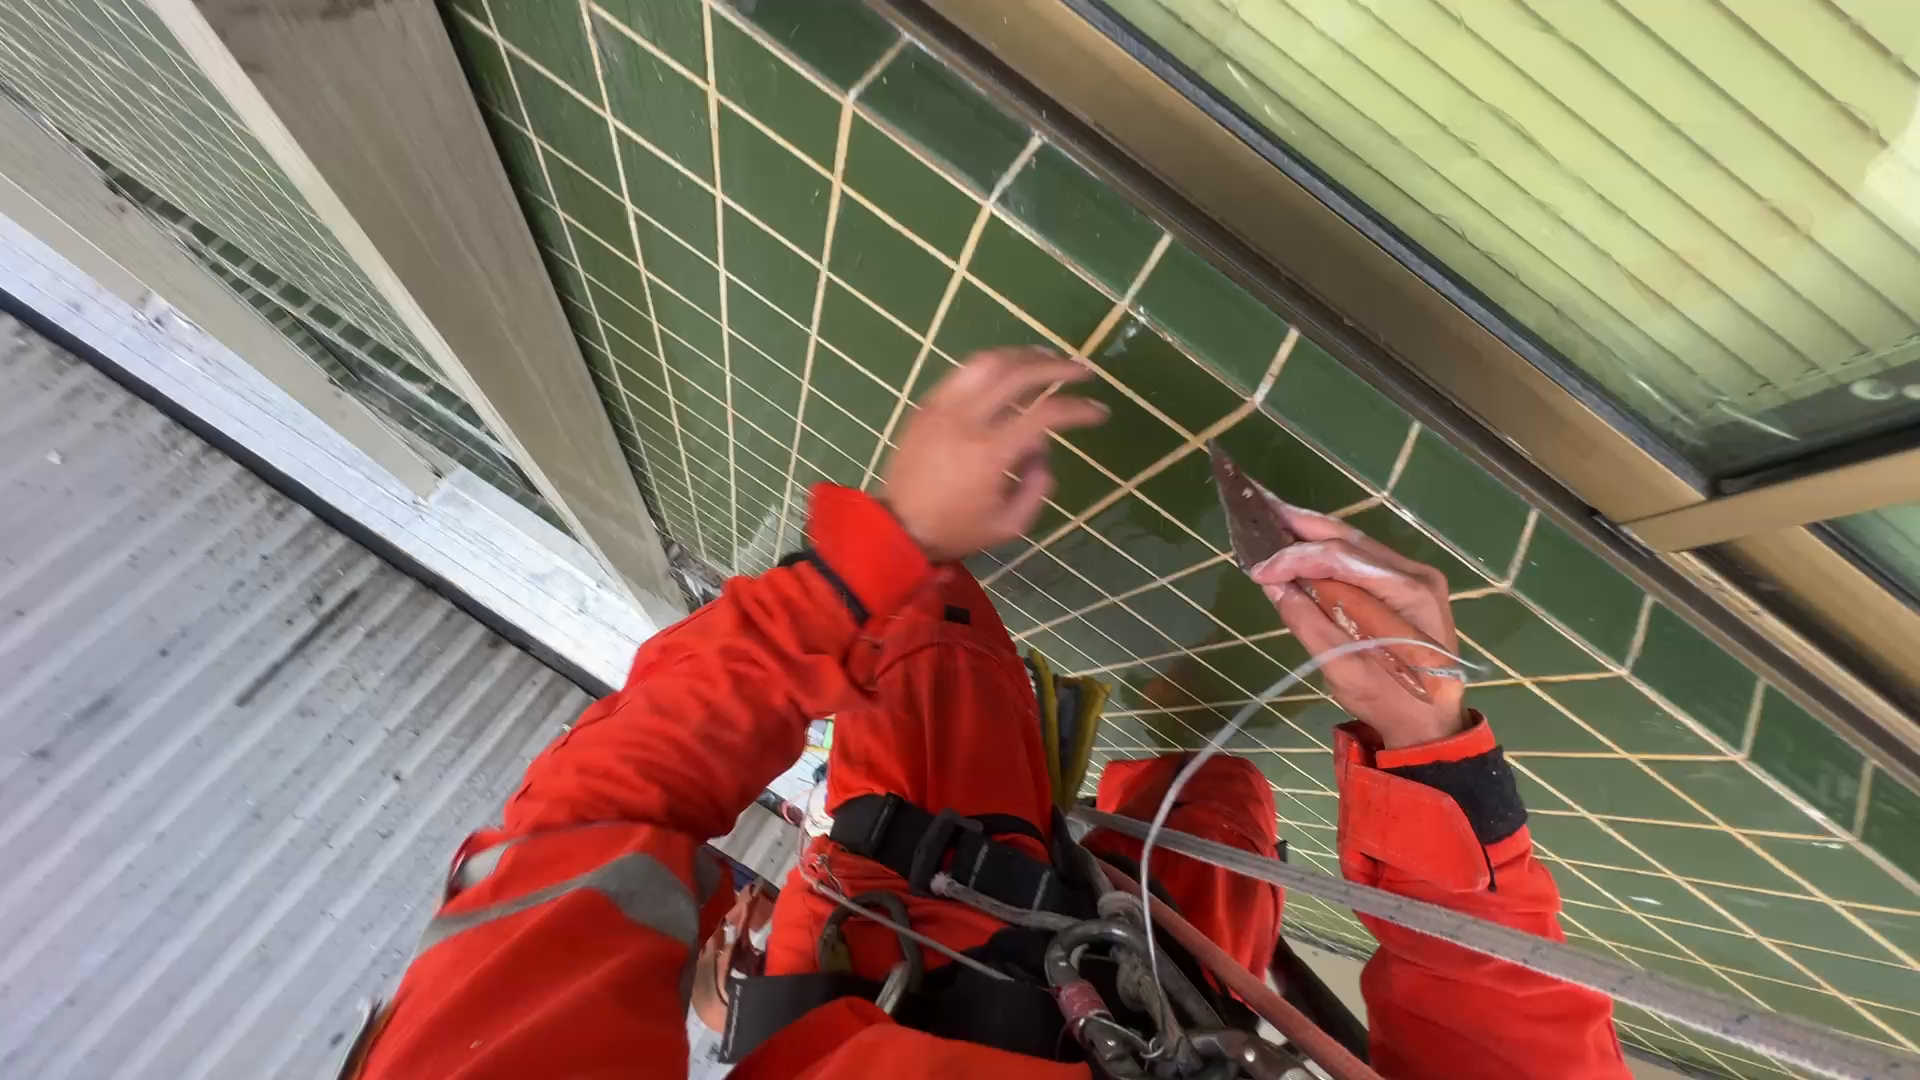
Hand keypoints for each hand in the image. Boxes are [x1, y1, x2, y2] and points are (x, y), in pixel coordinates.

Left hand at [880, 348, 1107, 560]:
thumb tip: (1043, 451)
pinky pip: (962, 373)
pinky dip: (992, 365)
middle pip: (1019, 373)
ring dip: (1024, 355)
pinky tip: (1008, 370)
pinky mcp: (926, 406)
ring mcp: (942, 408)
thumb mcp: (1009, 525)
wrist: (896, 528)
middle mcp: (966, 420)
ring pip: (988, 362)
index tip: (1099, 411)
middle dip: (1058, 367)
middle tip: (1082, 371)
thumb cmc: (955, 531)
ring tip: (1047, 358)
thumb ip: (1038, 487)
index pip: (1045, 415)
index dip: (1078, 408)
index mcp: (990, 453)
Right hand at [1249, 499, 1466, 748]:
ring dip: (1308, 530)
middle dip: (1298, 522)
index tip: (1257, 570)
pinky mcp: (1401, 583)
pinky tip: (1297, 542)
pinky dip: (1322, 547)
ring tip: (1270, 516)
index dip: (1293, 558)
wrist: (1432, 723)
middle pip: (1346, 537)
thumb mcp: (1343, 670)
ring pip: (1350, 540)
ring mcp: (1410, 575)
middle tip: (1257, 506)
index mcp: (1406, 593)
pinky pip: (1356, 555)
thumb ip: (1308, 622)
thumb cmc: (1389, 701)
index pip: (1339, 557)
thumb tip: (1273, 585)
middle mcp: (1413, 573)